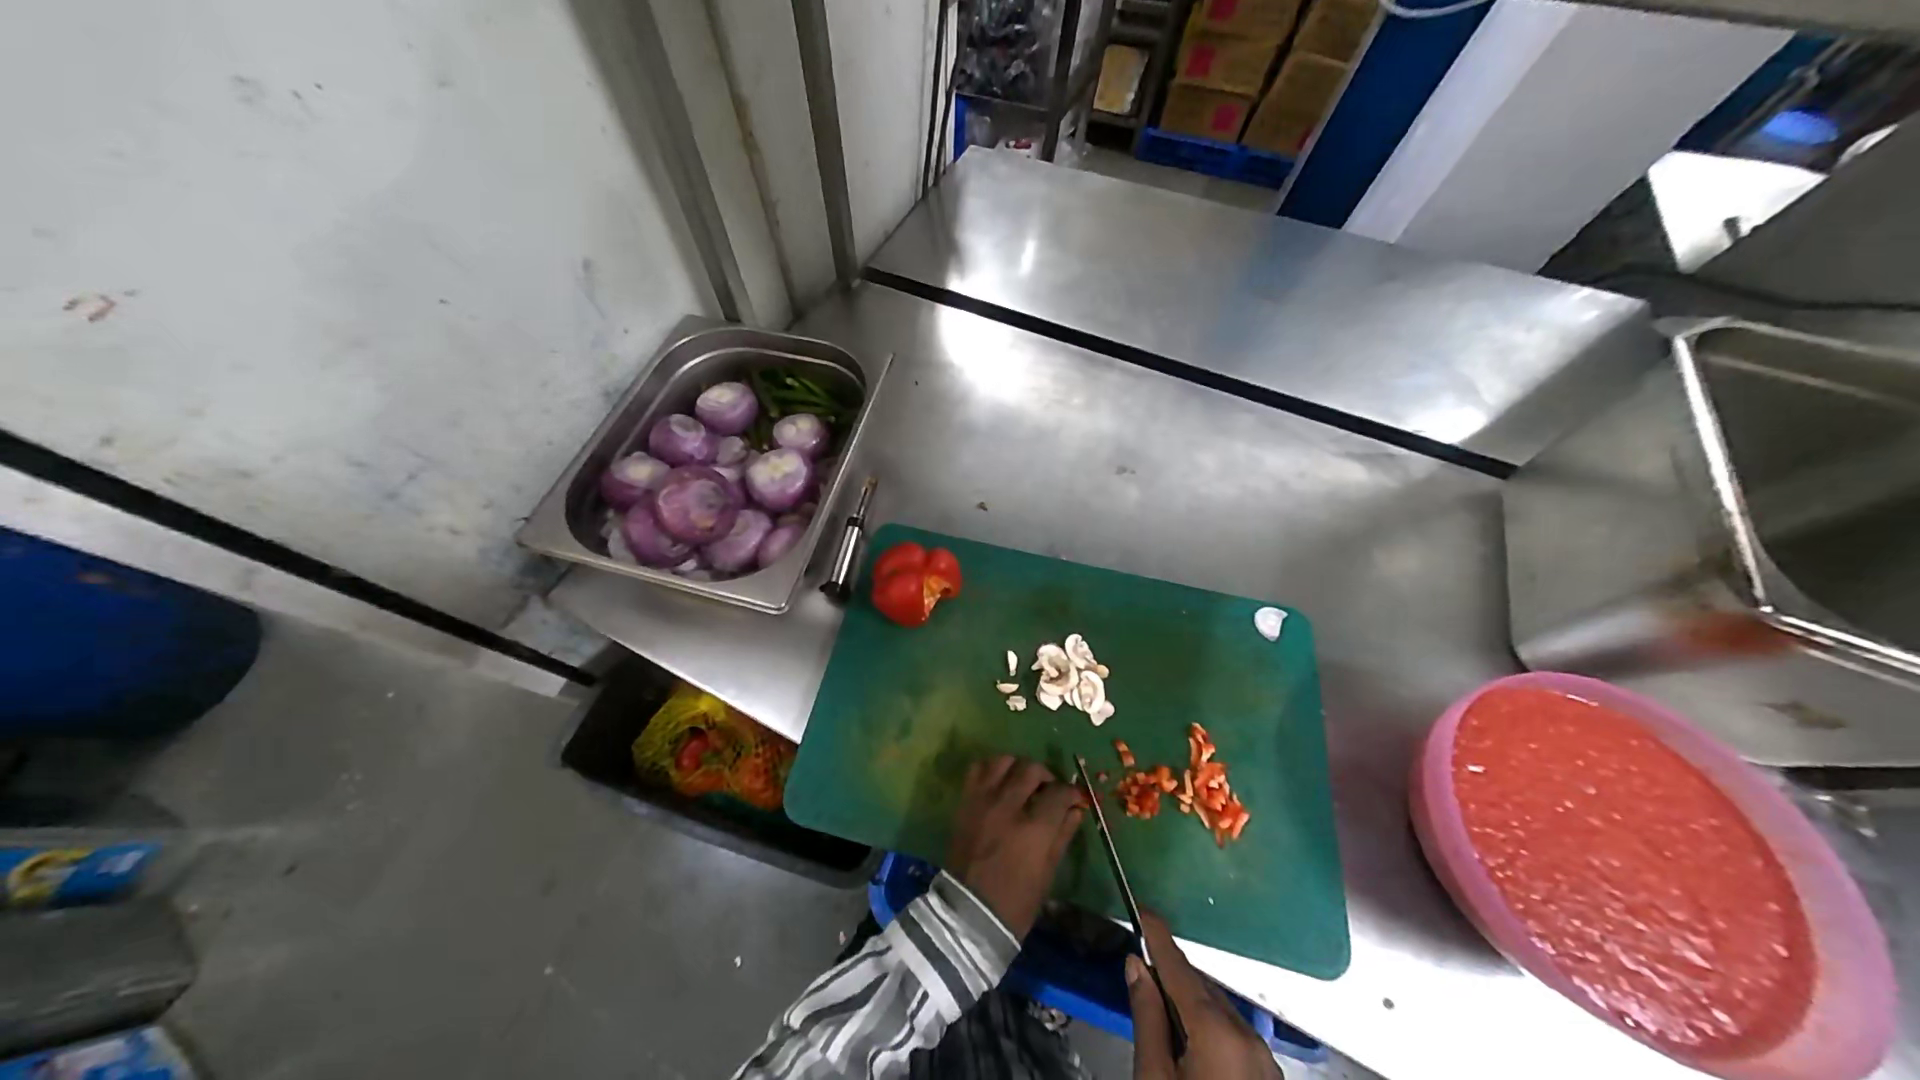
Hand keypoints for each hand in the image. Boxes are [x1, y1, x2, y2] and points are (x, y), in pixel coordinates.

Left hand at [945, 755, 1085, 939]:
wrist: (970, 912)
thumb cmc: (1016, 902)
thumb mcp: (1048, 872)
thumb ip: (1062, 834)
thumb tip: (1076, 809)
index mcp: (1034, 829)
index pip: (1059, 792)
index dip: (1071, 792)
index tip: (1073, 799)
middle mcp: (1008, 806)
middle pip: (1032, 769)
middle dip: (1046, 777)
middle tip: (1048, 791)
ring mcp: (983, 801)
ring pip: (1004, 761)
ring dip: (1018, 768)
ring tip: (1023, 783)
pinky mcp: (965, 802)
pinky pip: (978, 769)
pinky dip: (991, 769)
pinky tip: (999, 783)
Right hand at [1128, 912, 1284, 1079]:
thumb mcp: (1153, 1076)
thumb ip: (1146, 1017)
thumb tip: (1136, 964)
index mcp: (1217, 1030)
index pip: (1179, 969)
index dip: (1158, 937)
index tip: (1143, 910)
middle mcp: (1247, 1035)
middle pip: (1200, 988)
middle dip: (1170, 974)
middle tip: (1140, 968)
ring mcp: (1265, 1060)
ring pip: (1219, 1012)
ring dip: (1189, 1003)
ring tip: (1160, 1011)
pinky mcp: (1270, 1078)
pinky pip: (1234, 1036)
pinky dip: (1209, 1027)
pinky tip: (1190, 1044)